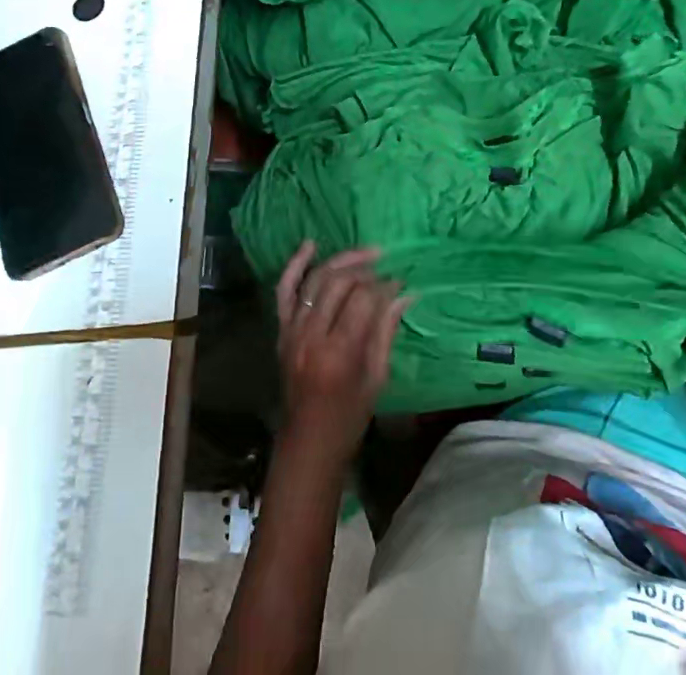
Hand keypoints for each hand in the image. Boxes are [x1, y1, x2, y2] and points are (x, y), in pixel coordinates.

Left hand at [273, 241, 412, 458]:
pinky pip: (285, 290)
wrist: (308, 441)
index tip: (401, 281)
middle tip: (386, 266)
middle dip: (365, 270)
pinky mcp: (281, 331)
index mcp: (340, 352)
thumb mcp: (377, 376)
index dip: (385, 286)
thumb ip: (386, 331)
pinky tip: (311, 246)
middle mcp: (311, 336)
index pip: (364, 300)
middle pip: (339, 284)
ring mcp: (292, 331)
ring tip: (365, 254)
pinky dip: (295, 265)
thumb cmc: (350, 416)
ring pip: (315, 281)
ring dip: (340, 261)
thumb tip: (404, 295)